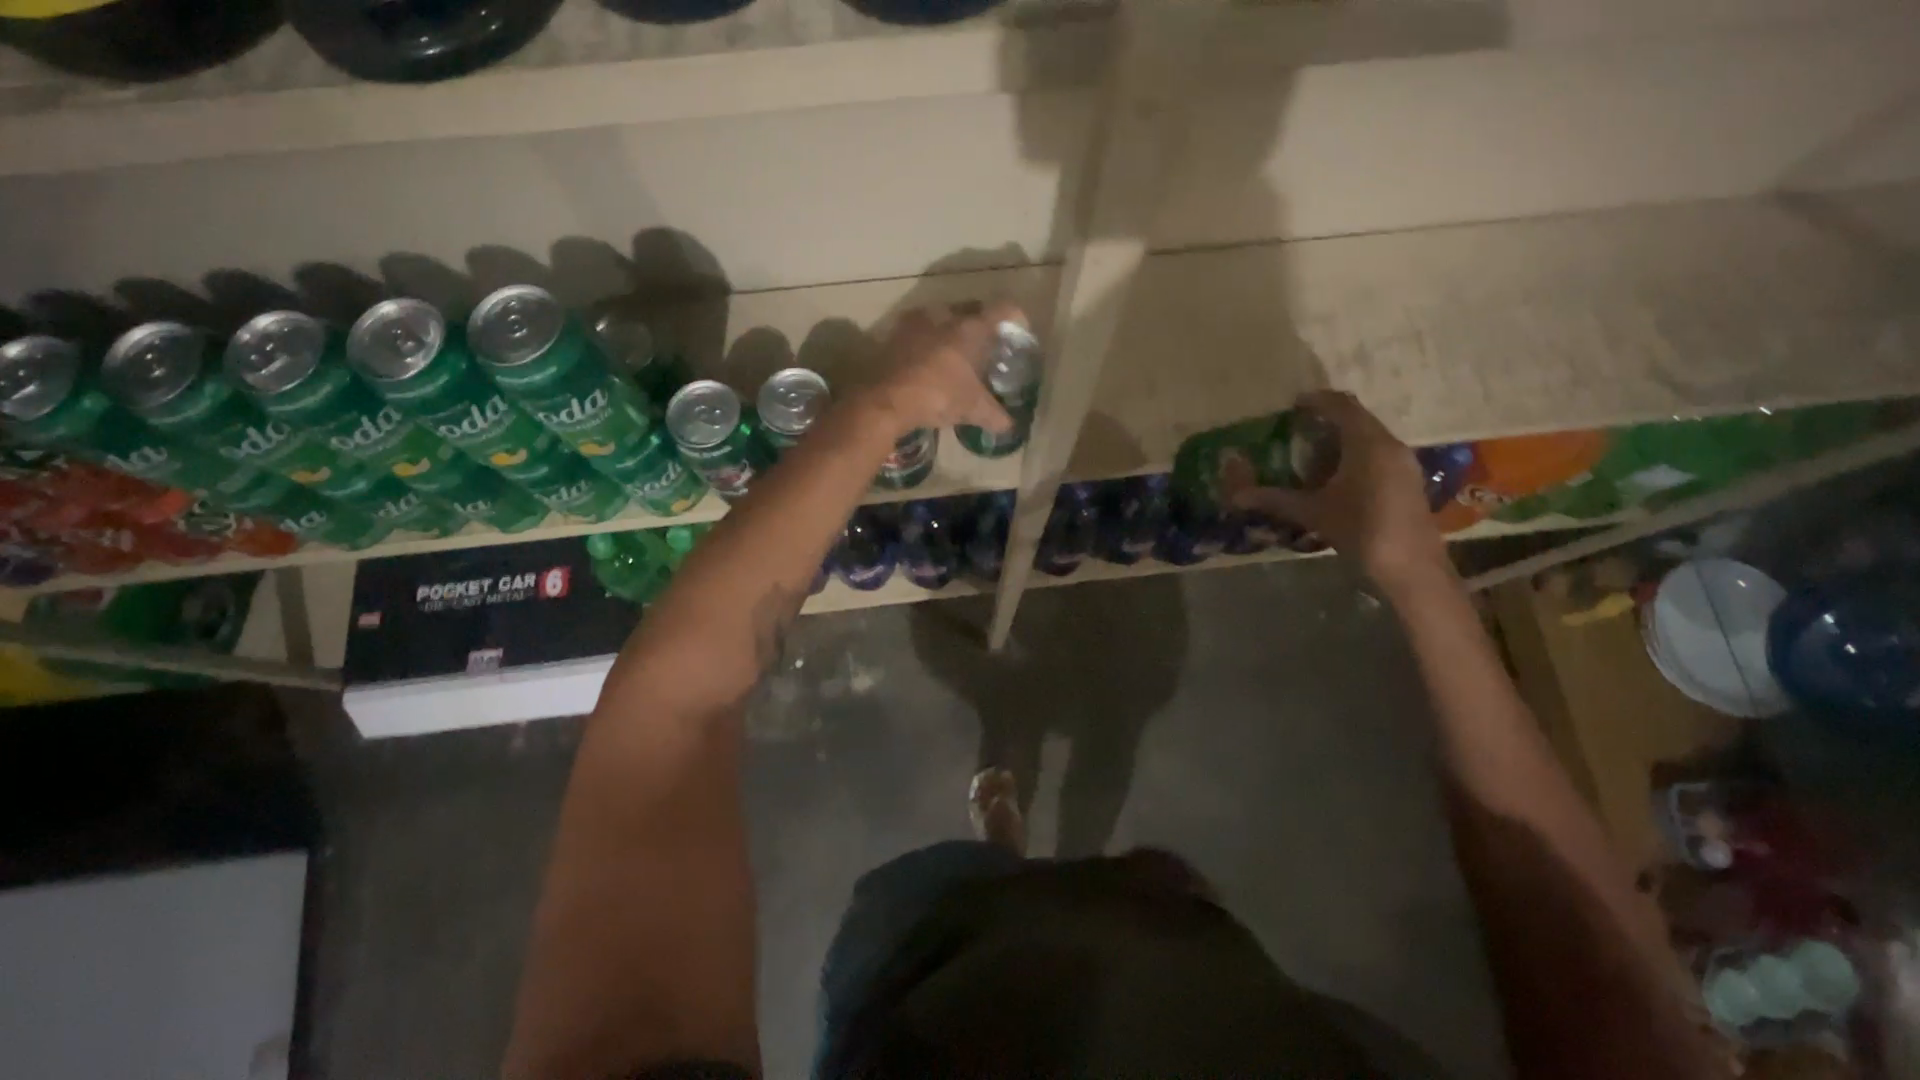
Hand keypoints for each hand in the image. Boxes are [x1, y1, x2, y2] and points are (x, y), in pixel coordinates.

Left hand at [857, 303, 1018, 435]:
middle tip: (986, 343)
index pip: (1002, 309)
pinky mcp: (893, 334)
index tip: (1018, 328)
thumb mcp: (972, 409)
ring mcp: (916, 322)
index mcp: (970, 328)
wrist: (886, 400)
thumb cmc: (938, 396)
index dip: (1015, 316)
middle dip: (980, 323)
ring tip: (955, 350)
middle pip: (970, 309)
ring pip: (941, 316)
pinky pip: (918, 331)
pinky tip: (927, 359)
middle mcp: (944, 316)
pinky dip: (926, 341)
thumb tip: (1009, 426)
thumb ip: (994, 416)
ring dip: (950, 329)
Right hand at [1220, 390, 1451, 594]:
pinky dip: (1355, 456)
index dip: (1316, 400)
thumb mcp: (1314, 513)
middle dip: (1327, 421)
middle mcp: (1389, 444)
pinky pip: (1378, 454)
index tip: (1292, 406)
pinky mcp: (1408, 480)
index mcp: (1368, 443)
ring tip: (1311, 457)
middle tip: (1296, 432)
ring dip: (1341, 440)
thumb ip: (1276, 499)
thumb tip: (1237, 495)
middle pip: (1357, 419)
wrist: (1412, 568)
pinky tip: (1335, 479)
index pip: (1341, 405)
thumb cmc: (1362, 531)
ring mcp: (1403, 463)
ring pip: (1369, 437)